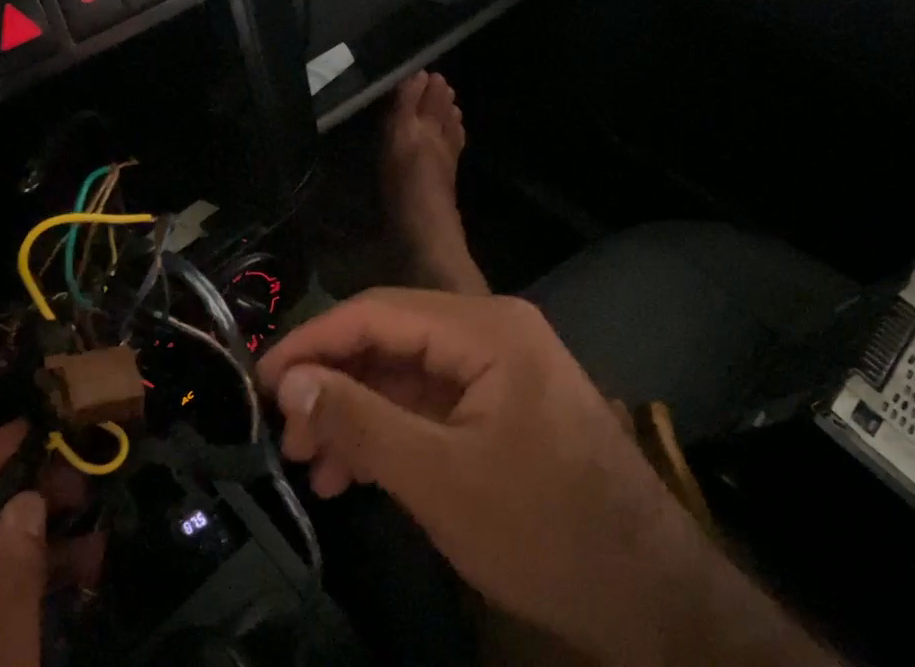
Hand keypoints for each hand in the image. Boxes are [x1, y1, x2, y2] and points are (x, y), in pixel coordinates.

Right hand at [258, 289, 835, 665]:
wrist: (654, 601)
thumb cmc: (543, 531)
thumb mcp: (436, 478)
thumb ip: (357, 420)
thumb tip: (289, 380)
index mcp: (485, 330)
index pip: (373, 313)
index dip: (310, 343)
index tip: (260, 382)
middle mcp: (492, 334)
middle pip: (385, 341)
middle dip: (330, 387)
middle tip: (287, 437)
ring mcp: (498, 373)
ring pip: (400, 377)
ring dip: (352, 416)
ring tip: (312, 465)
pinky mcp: (500, 410)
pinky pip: (427, 406)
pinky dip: (386, 434)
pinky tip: (351, 473)